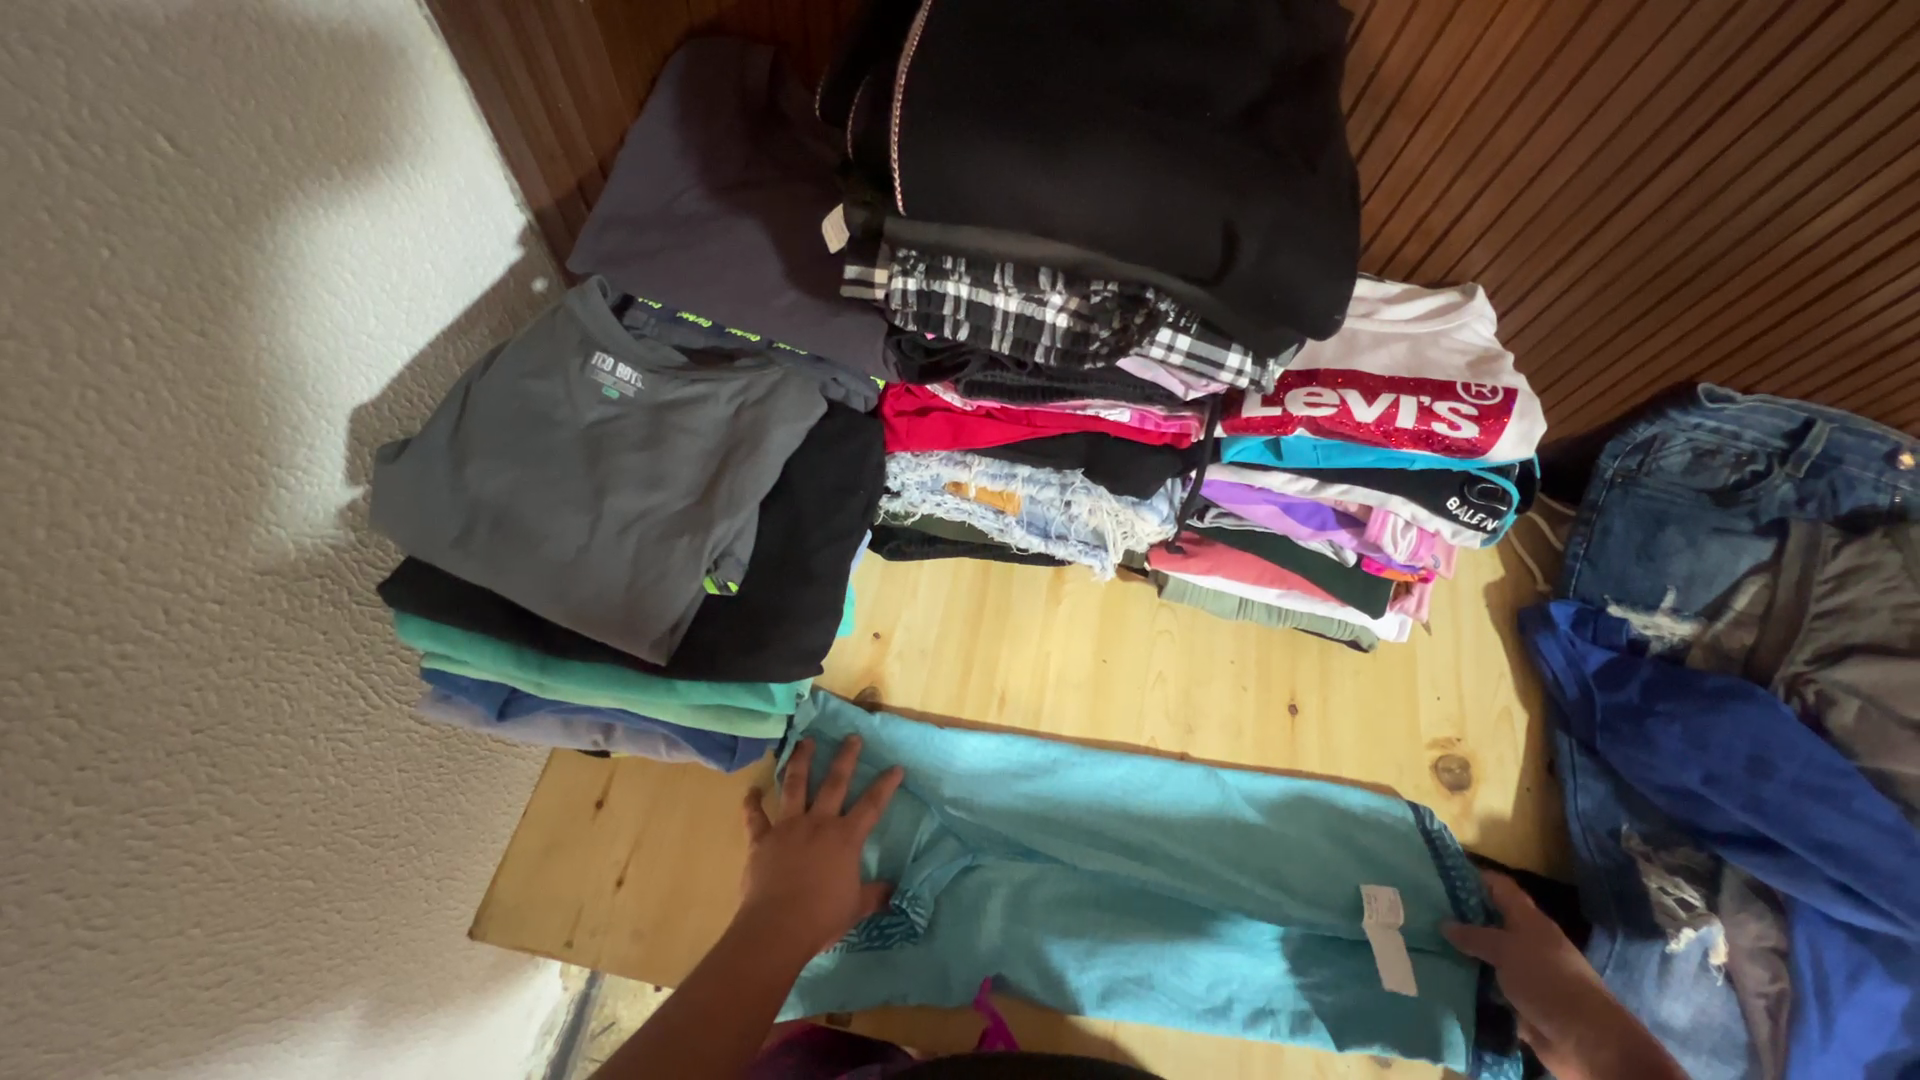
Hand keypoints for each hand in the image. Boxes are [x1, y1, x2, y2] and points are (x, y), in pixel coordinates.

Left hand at [737, 736, 906, 955]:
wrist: (777, 927)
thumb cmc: (822, 917)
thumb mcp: (856, 908)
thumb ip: (875, 895)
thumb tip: (893, 891)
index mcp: (845, 838)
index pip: (872, 805)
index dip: (885, 785)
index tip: (895, 767)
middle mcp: (818, 823)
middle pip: (834, 782)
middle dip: (845, 757)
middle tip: (851, 736)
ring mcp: (787, 828)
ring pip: (795, 786)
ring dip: (801, 762)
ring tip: (804, 742)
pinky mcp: (761, 839)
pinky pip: (755, 817)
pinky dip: (752, 803)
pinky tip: (751, 790)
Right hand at [1444, 871, 1686, 1079]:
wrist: (1587, 1041)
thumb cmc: (1549, 981)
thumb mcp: (1507, 950)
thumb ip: (1474, 935)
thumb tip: (1444, 924)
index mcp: (1528, 921)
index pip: (1498, 887)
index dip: (1472, 876)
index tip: (1436, 872)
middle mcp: (1526, 942)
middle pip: (1488, 920)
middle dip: (1458, 915)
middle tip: (1419, 909)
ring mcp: (1522, 973)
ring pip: (1484, 954)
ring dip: (1459, 952)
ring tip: (1421, 942)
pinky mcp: (1517, 1001)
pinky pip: (1486, 985)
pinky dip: (1467, 981)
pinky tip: (1439, 975)